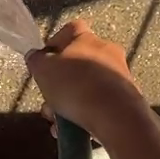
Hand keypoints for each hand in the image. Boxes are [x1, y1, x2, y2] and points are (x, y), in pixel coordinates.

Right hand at [25, 20, 157, 147]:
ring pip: (83, 86)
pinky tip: (71, 129)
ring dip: (65, 103)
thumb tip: (35, 55)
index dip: (53, 41)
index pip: (70, 29)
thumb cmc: (75, 86)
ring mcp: (117, 75)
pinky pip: (95, 103)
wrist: (114, 114)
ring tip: (56, 120)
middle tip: (47, 98)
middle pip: (75, 63)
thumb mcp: (43, 71)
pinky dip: (81, 114)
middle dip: (57, 83)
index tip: (43, 59)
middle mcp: (106, 53)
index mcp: (87, 40)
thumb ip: (35, 61)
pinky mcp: (124, 97)